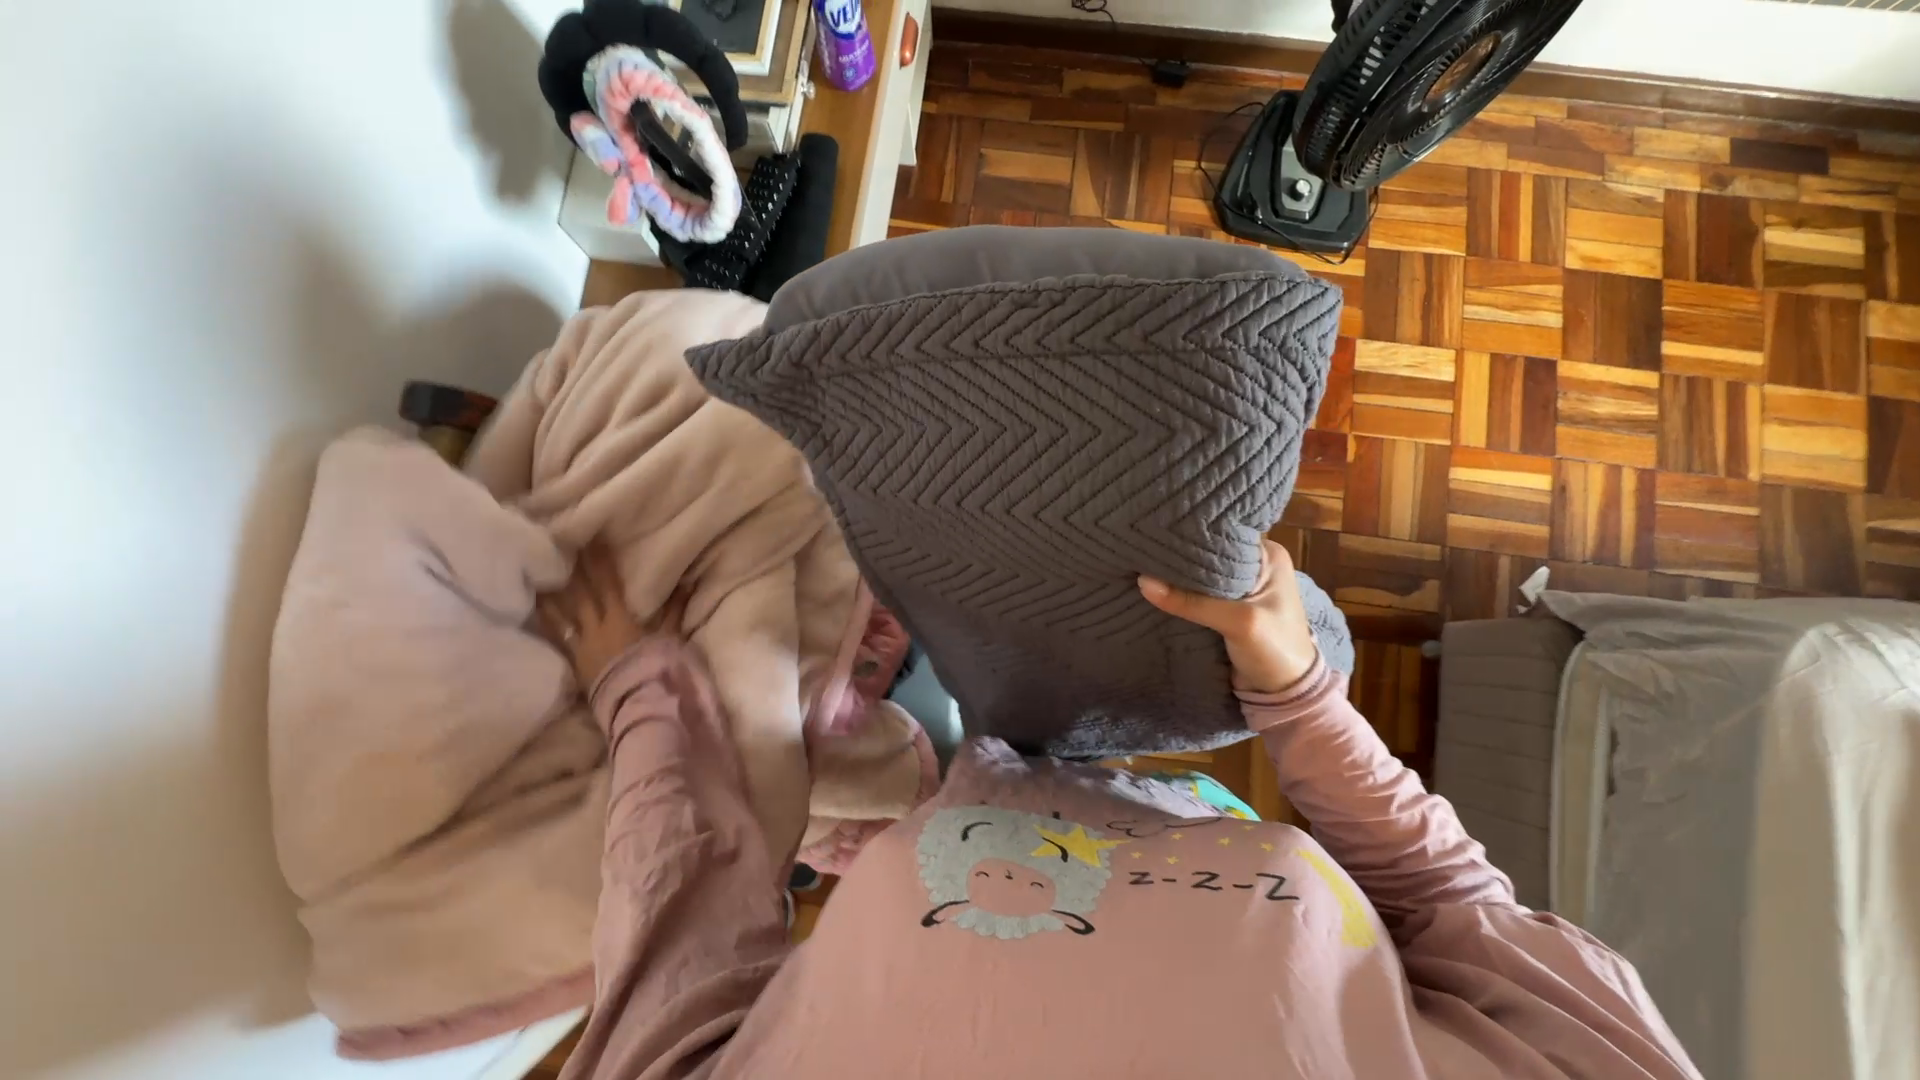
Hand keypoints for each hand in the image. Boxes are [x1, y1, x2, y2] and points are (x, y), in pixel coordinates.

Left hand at [535, 542, 686, 685]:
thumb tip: (687, 584)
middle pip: (581, 595)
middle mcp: (596, 629)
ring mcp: (582, 647)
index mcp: (620, 620)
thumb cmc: (657, 670)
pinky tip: (538, 615)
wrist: (638, 705)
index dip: (600, 561)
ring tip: (539, 581)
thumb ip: (674, 612)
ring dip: (551, 597)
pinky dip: (548, 624)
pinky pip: (558, 640)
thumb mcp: (670, 639)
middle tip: (561, 548)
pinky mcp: (575, 664)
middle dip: (573, 571)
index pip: (607, 584)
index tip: (593, 539)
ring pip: (561, 617)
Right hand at [1137, 540, 1319, 694]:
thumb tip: (1143, 581)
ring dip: (1178, 575)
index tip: (1158, 527)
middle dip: (1180, 553)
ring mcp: (1240, 588)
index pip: (1223, 532)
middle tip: (1143, 543)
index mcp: (1268, 556)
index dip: (1192, 531)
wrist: (1286, 694)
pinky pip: (1198, 593)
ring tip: (1141, 560)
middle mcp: (1253, 565)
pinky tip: (1154, 585)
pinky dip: (1181, 593)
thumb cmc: (1276, 650)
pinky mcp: (1226, 608)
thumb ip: (1192, 602)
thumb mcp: (1237, 622)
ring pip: (1201, 574)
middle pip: (1209, 552)